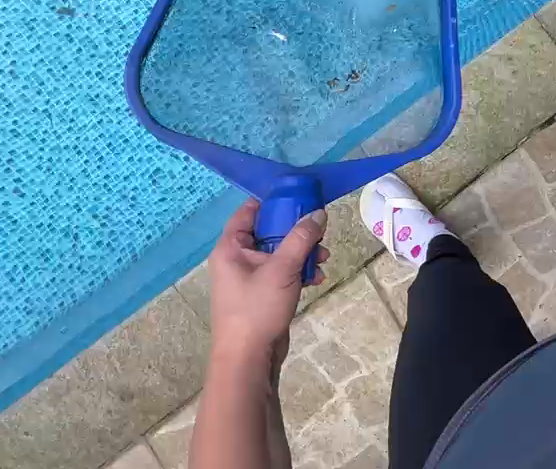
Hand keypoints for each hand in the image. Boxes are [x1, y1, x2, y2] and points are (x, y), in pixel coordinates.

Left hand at [206, 198, 329, 381]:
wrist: (248, 361)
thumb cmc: (257, 309)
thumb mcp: (283, 268)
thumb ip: (302, 237)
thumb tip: (319, 213)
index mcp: (231, 248)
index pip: (249, 210)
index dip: (273, 200)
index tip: (300, 194)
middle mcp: (237, 259)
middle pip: (269, 230)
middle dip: (297, 229)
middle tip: (319, 228)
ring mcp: (249, 277)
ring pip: (280, 251)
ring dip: (303, 251)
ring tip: (323, 257)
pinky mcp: (262, 293)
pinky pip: (283, 270)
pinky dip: (300, 270)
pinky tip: (317, 277)